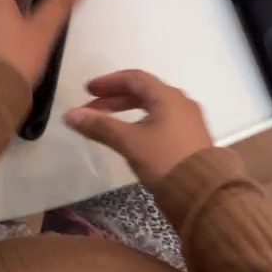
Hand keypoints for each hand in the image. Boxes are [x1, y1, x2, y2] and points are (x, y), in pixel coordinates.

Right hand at [64, 70, 213, 183]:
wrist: (201, 191)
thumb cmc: (164, 160)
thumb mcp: (129, 142)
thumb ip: (99, 126)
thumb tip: (70, 115)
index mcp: (168, 97)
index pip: (134, 79)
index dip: (109, 82)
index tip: (87, 90)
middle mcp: (180, 103)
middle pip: (143, 92)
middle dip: (114, 98)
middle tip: (92, 108)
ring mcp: (187, 120)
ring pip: (152, 107)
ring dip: (126, 111)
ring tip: (107, 122)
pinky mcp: (189, 138)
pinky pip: (160, 120)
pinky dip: (140, 121)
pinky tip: (130, 136)